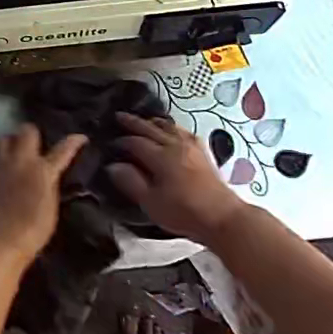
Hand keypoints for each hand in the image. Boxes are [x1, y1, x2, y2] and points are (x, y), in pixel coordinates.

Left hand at [0, 125, 88, 267]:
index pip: (63, 149)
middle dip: (33, 135)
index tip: (81, 137)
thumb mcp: (51, 209)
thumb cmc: (31, 233)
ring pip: (4, 138)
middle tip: (35, 146)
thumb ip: (51, 185)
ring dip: (11, 144)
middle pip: (27, 130)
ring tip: (14, 156)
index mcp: (43, 170)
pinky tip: (0, 172)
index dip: (73, 141)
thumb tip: (50, 174)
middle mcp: (21, 160)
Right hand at [105, 112, 249, 245]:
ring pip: (168, 126)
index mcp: (161, 157)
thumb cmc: (185, 213)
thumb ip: (131, 182)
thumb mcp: (152, 202)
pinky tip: (171, 130)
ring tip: (143, 120)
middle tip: (119, 116)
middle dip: (133, 122)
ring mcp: (191, 146)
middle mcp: (175, 145)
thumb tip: (113, 166)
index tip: (111, 142)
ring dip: (152, 121)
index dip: (122, 141)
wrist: (222, 217)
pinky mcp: (202, 151)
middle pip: (151, 129)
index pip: (136, 142)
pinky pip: (183, 131)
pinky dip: (172, 127)